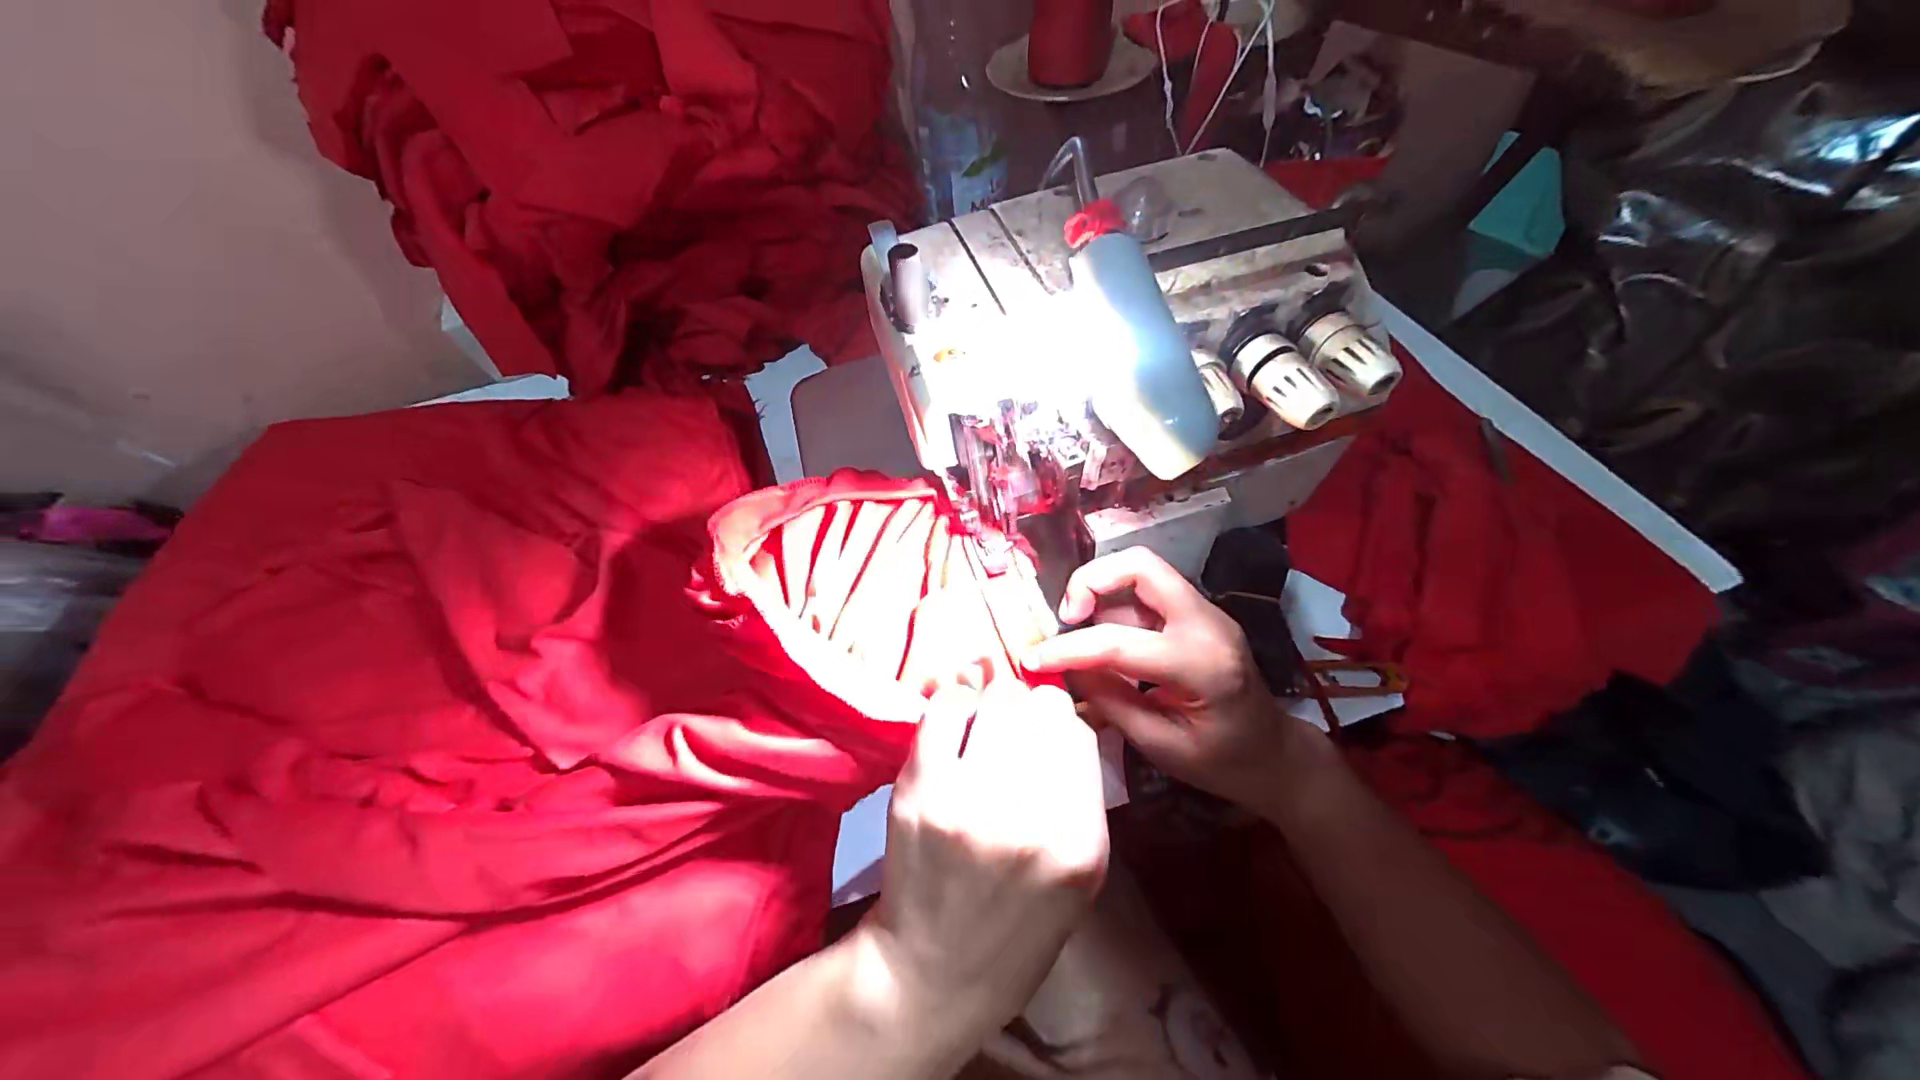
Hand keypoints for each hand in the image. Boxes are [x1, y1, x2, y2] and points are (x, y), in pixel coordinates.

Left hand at [859, 680, 1109, 1043]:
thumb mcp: (1078, 876)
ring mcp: (971, 803)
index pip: (1077, 733)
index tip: (1044, 724)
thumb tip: (1067, 718)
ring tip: (982, 715)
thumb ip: (1083, 798)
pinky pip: (944, 710)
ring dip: (991, 700)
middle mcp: (1031, 820)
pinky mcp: (920, 794)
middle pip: (1039, 709)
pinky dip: (951, 701)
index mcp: (1080, 843)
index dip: (1060, 718)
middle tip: (1009, 720)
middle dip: (1026, 706)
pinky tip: (952, 717)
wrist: (934, 972)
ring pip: (996, 700)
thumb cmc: (1015, 928)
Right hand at [1019, 546, 1324, 809]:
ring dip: (1101, 594)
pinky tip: (1105, 640)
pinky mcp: (1196, 614)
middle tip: (1066, 618)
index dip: (1067, 650)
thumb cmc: (1222, 762)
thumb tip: (1062, 670)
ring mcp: (1205, 613)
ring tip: (1080, 634)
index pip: (1119, 642)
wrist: (1275, 754)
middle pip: (1140, 566)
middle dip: (1090, 581)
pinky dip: (1115, 606)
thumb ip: (1110, 701)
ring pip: (1141, 573)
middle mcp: (1206, 623)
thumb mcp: (1160, 745)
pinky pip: (1147, 593)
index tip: (1032, 660)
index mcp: (1202, 663)